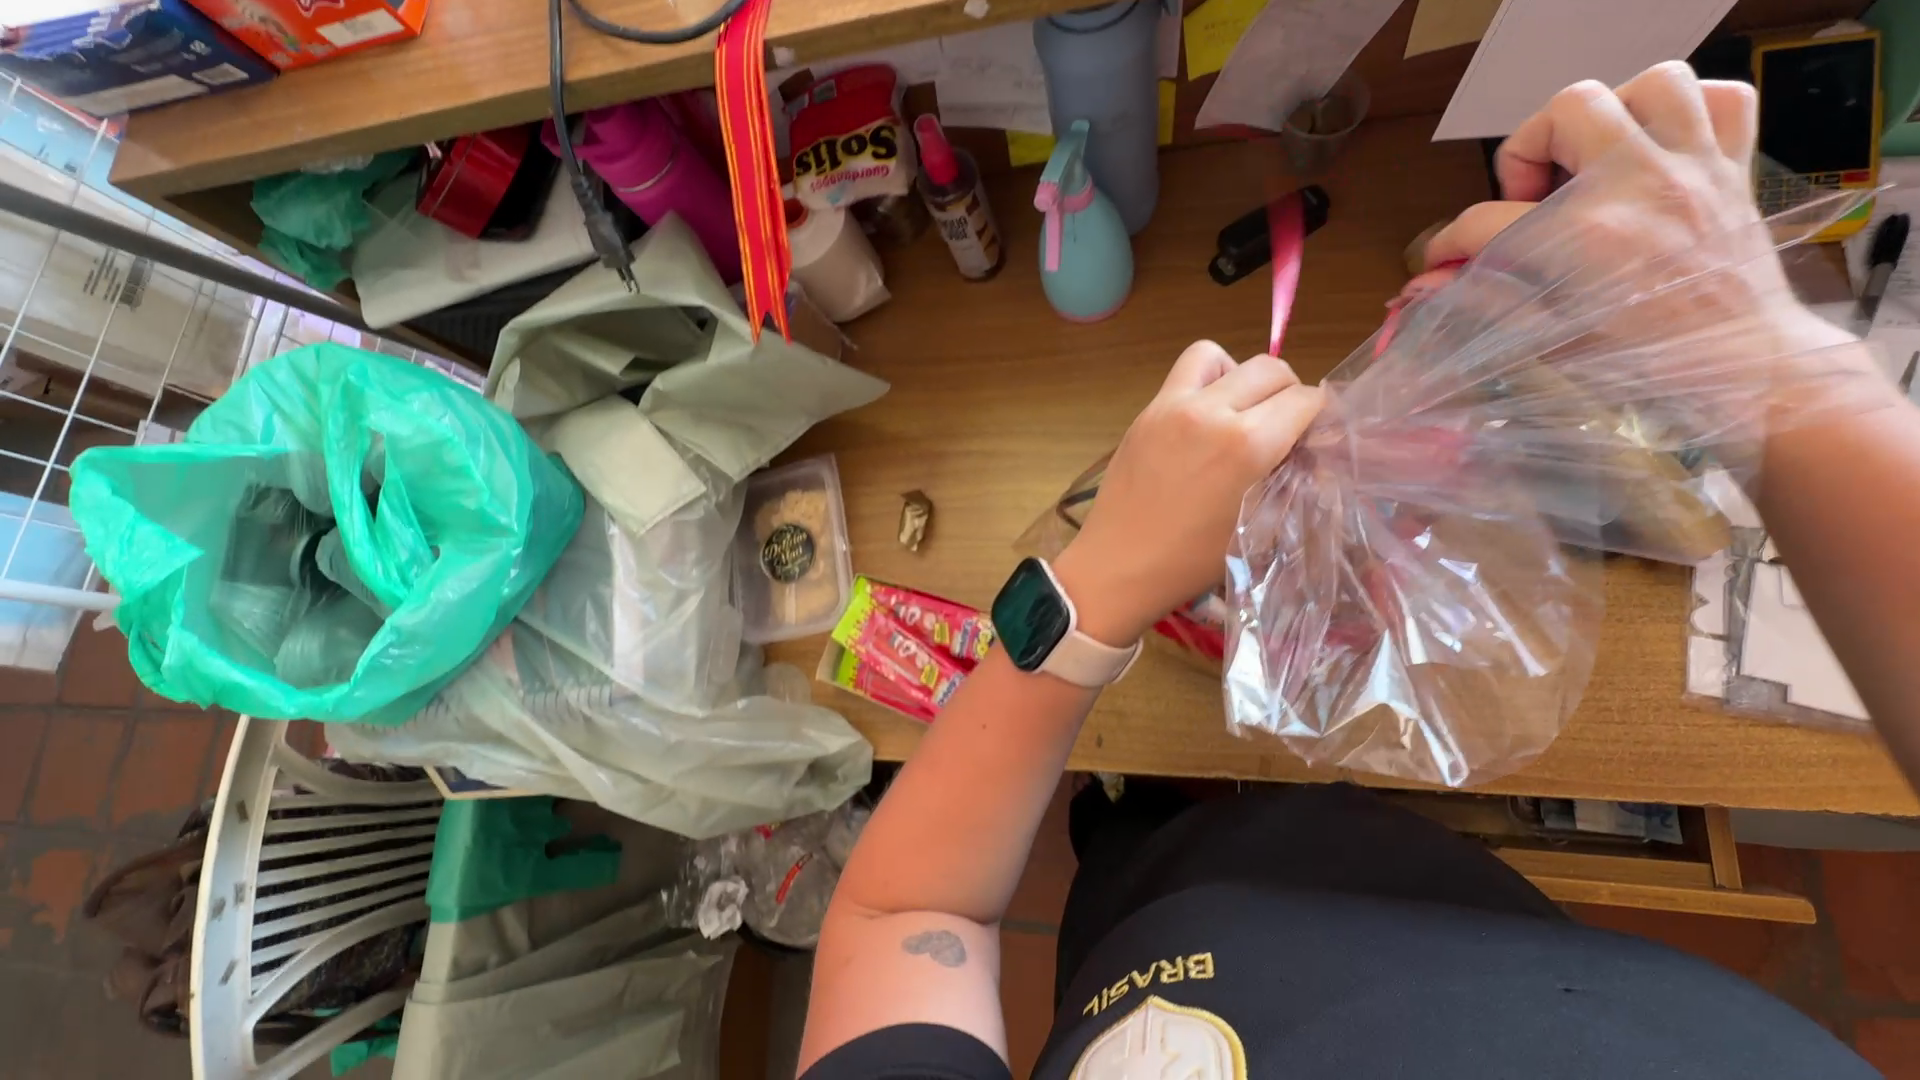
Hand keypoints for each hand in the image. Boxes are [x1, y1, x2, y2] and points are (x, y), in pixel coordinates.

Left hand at [1052, 341, 1323, 646]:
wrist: (1117, 568)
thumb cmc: (1190, 563)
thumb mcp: (1255, 526)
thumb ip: (1284, 478)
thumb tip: (1303, 449)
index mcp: (1246, 445)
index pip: (1305, 400)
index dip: (1316, 418)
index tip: (1310, 440)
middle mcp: (1210, 412)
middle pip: (1270, 369)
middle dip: (1287, 394)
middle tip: (1281, 428)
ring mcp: (1171, 406)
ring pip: (1220, 356)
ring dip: (1240, 376)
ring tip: (1239, 414)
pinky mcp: (1146, 412)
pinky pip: (1184, 372)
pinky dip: (1204, 381)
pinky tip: (1203, 419)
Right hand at [1419, 63, 1852, 360]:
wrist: (1742, 369)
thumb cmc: (1637, 365)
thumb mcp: (1541, 340)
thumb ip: (1479, 300)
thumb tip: (1423, 282)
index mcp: (1582, 236)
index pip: (1484, 221)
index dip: (1447, 243)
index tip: (1441, 263)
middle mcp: (1639, 185)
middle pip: (1568, 110)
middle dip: (1530, 148)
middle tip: (1528, 199)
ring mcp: (1693, 169)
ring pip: (1652, 85)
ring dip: (1609, 116)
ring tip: (1590, 164)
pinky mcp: (1732, 169)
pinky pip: (1722, 99)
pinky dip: (1685, 112)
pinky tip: (1652, 154)